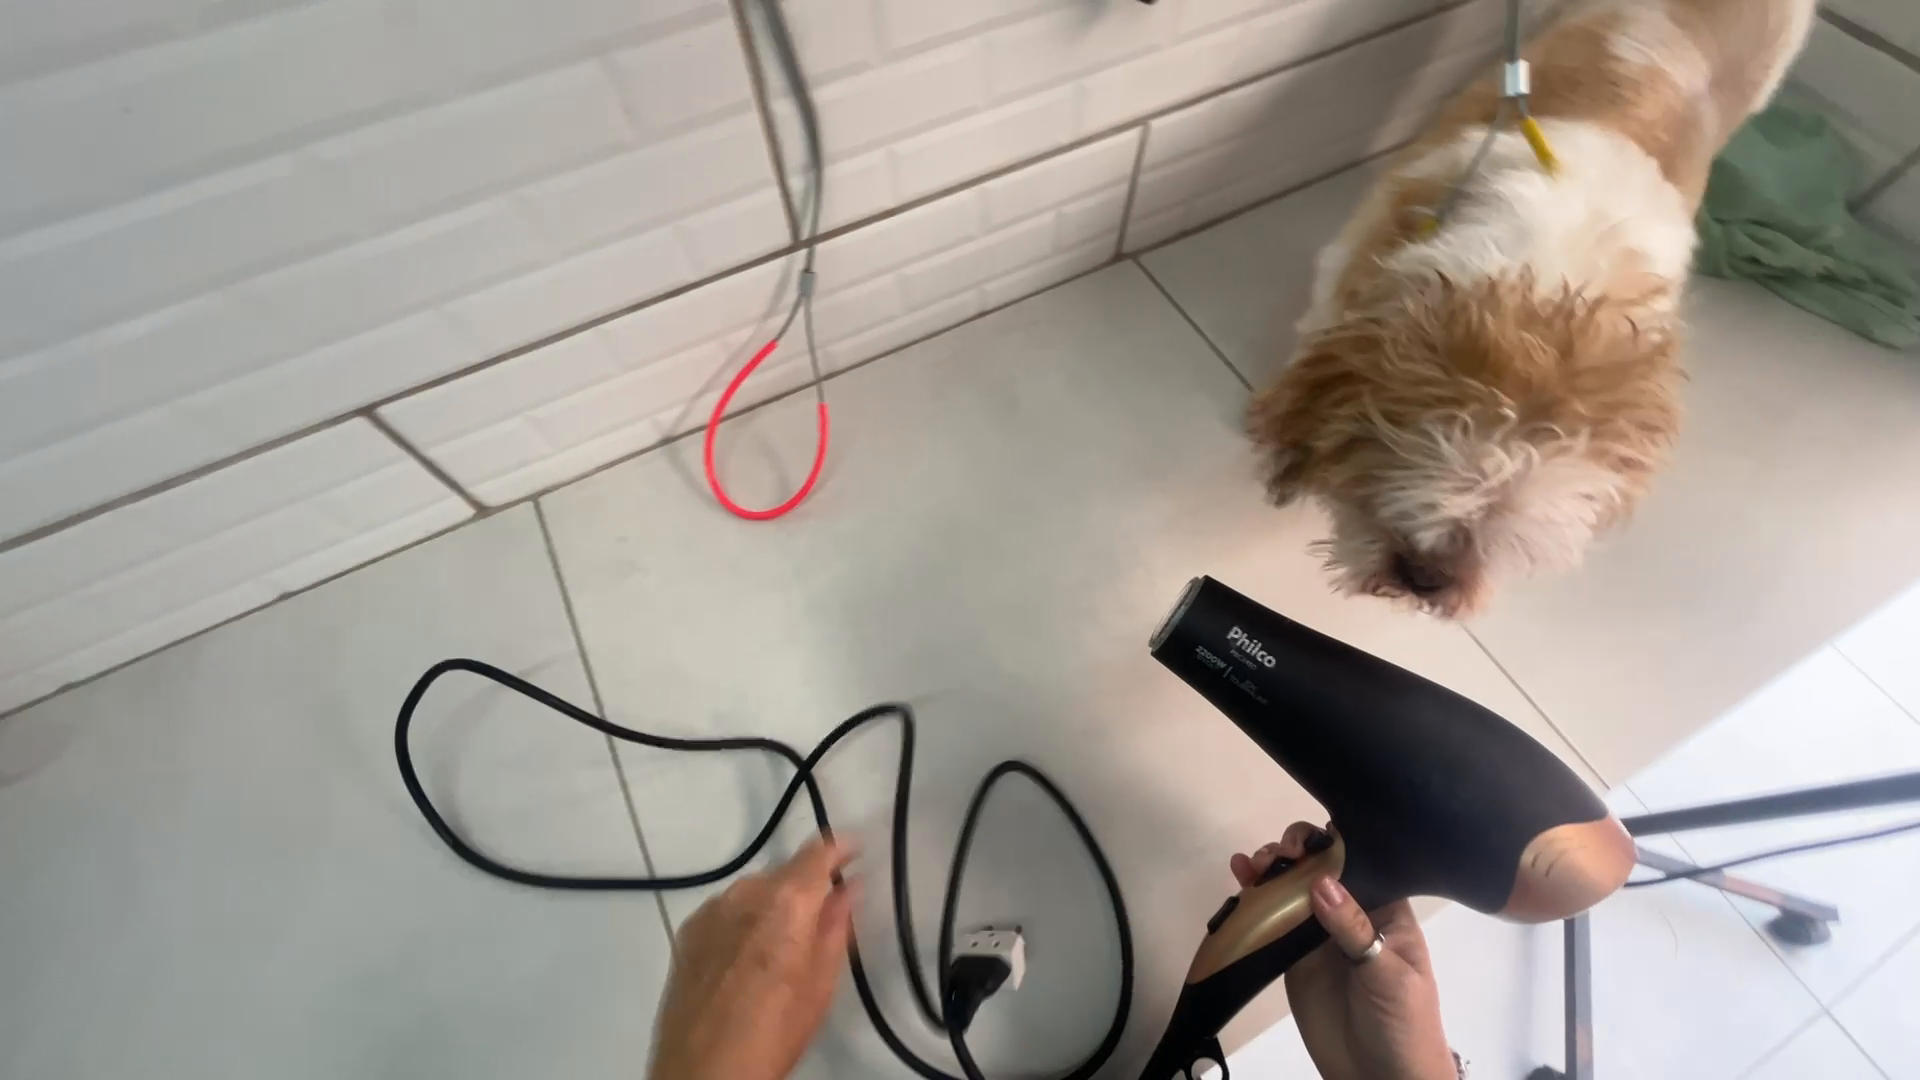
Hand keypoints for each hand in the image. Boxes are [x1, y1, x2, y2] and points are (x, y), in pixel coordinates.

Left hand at [648, 837, 858, 1079]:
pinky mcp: (688, 931)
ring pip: (756, 889)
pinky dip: (744, 919)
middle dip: (807, 886)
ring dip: (774, 903)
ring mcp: (713, 909)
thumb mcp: (820, 983)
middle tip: (820, 919)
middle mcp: (748, 891)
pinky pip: (728, 909)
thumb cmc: (774, 1034)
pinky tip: (745, 957)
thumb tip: (850, 887)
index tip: (856, 851)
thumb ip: (836, 925)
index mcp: (788, 900)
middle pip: (787, 870)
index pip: (819, 850)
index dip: (841, 847)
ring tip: (779, 945)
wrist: (701, 1078)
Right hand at [1232, 825, 1455, 1079]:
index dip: (1331, 843)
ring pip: (1290, 884)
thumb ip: (1355, 929)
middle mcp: (1348, 912)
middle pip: (1318, 866)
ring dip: (1271, 865)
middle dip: (1295, 851)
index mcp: (1383, 911)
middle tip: (1278, 858)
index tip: (1305, 844)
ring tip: (1253, 865)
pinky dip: (1253, 892)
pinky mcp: (1291, 952)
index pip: (1357, 862)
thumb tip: (1322, 882)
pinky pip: (1271, 915)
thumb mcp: (1391, 977)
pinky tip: (1239, 875)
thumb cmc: (1404, 1027)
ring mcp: (1317, 931)